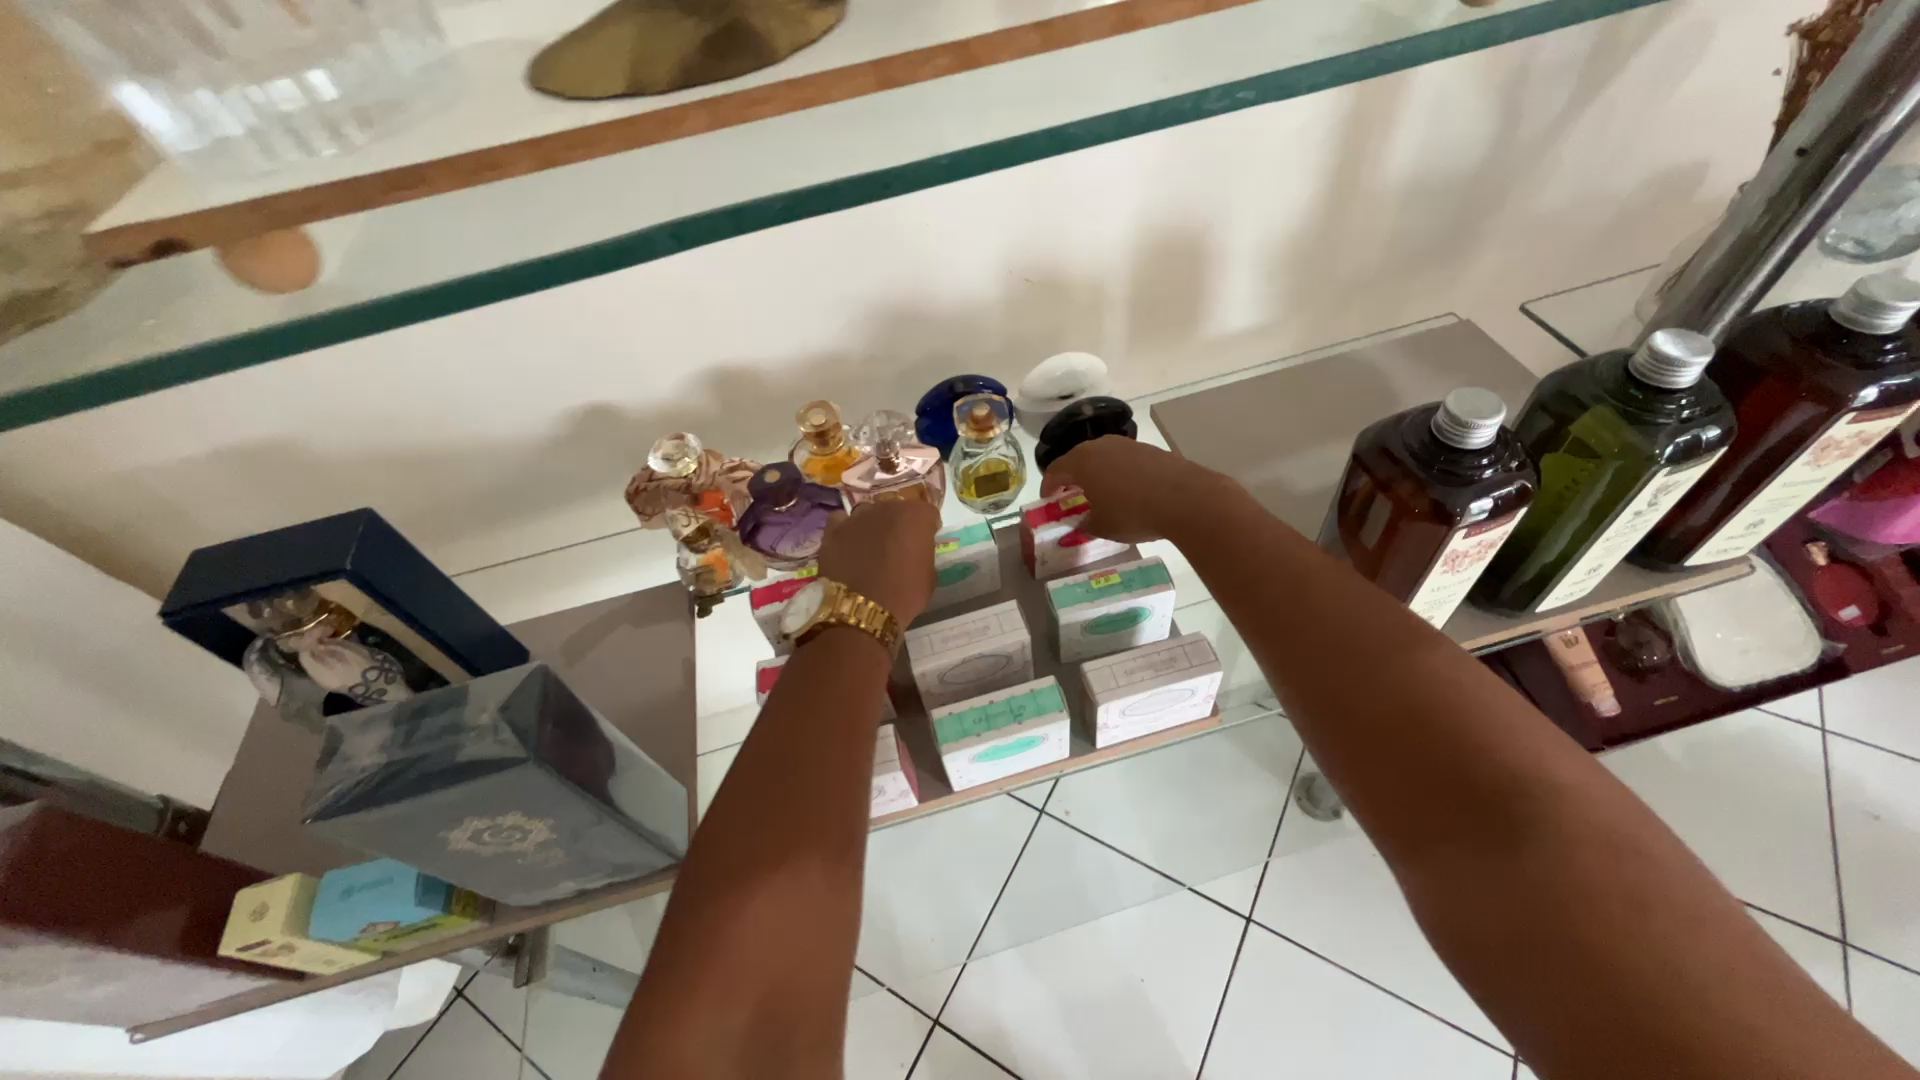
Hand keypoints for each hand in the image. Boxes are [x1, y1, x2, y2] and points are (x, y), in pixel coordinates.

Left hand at [818, 498, 941, 626]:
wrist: (862, 610)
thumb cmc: (904, 594)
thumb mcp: (928, 576)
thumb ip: (923, 553)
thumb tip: (915, 550)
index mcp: (916, 516)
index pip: (927, 513)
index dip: (927, 528)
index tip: (924, 543)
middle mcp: (887, 507)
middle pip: (897, 508)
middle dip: (899, 524)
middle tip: (898, 546)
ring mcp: (857, 516)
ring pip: (869, 512)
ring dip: (873, 524)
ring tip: (871, 546)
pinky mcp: (834, 529)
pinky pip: (842, 520)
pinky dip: (847, 529)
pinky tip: (849, 544)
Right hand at [1040, 436, 1239, 543]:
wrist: (1187, 499)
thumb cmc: (1133, 513)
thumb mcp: (1102, 527)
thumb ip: (1084, 524)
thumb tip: (1082, 522)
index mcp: (1081, 461)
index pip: (1054, 471)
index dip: (1048, 488)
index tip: (1049, 501)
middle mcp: (1101, 446)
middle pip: (1078, 460)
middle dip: (1072, 479)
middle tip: (1071, 497)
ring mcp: (1127, 445)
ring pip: (1102, 458)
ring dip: (1097, 474)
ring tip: (1101, 494)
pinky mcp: (1150, 450)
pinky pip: (1124, 461)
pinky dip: (1119, 474)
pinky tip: (1128, 492)